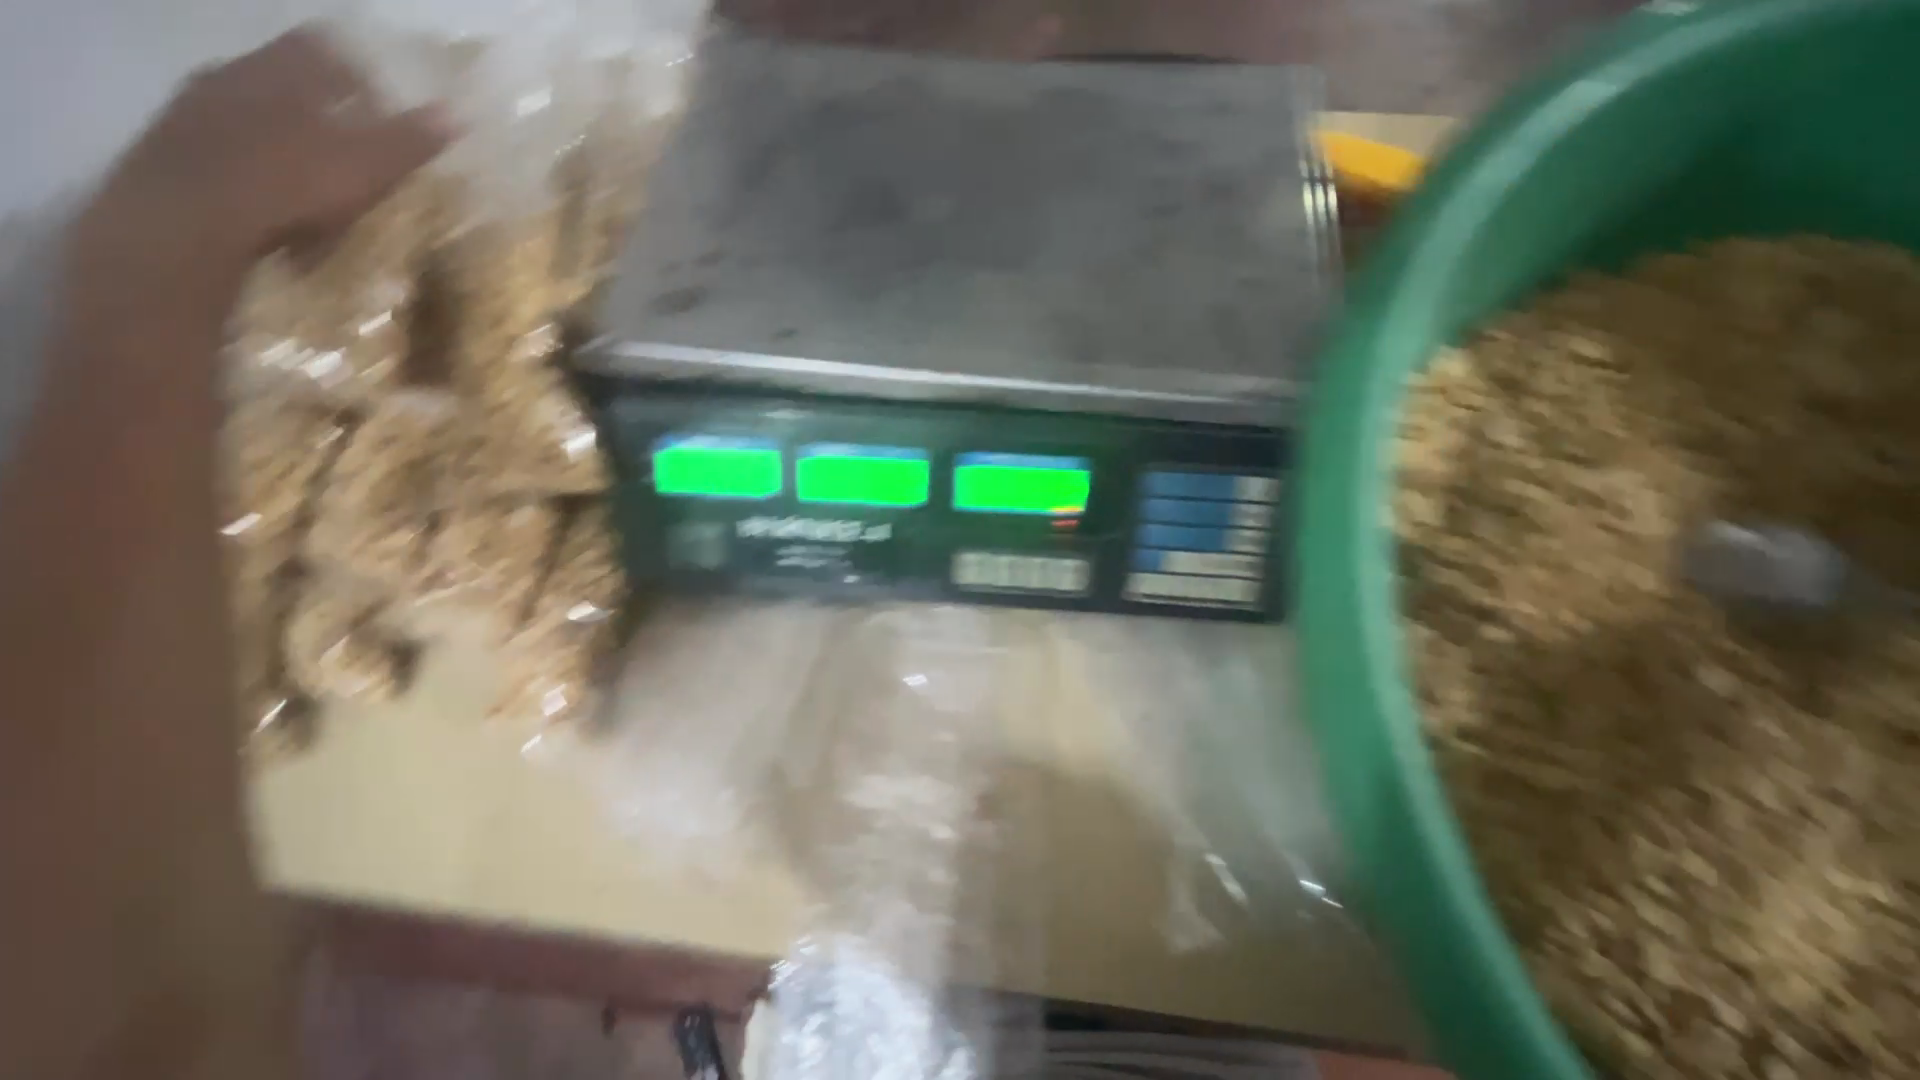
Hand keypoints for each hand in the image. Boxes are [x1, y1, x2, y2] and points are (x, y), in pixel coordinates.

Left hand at [70, 26, 452, 319]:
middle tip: (351, 149)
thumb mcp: (369, 166)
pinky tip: (272, 213)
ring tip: (313, 188)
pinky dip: (255, 178)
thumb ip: (410, 141)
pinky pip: (226, 157)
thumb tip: (456, 115)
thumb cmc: (292, 184)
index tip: (380, 102)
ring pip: (253, 120)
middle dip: (321, 114)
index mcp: (282, 72)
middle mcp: (232, 77)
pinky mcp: (168, 152)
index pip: (323, 48)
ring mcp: (193, 112)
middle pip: (285, 83)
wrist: (187, 218)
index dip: (357, 71)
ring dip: (285, 148)